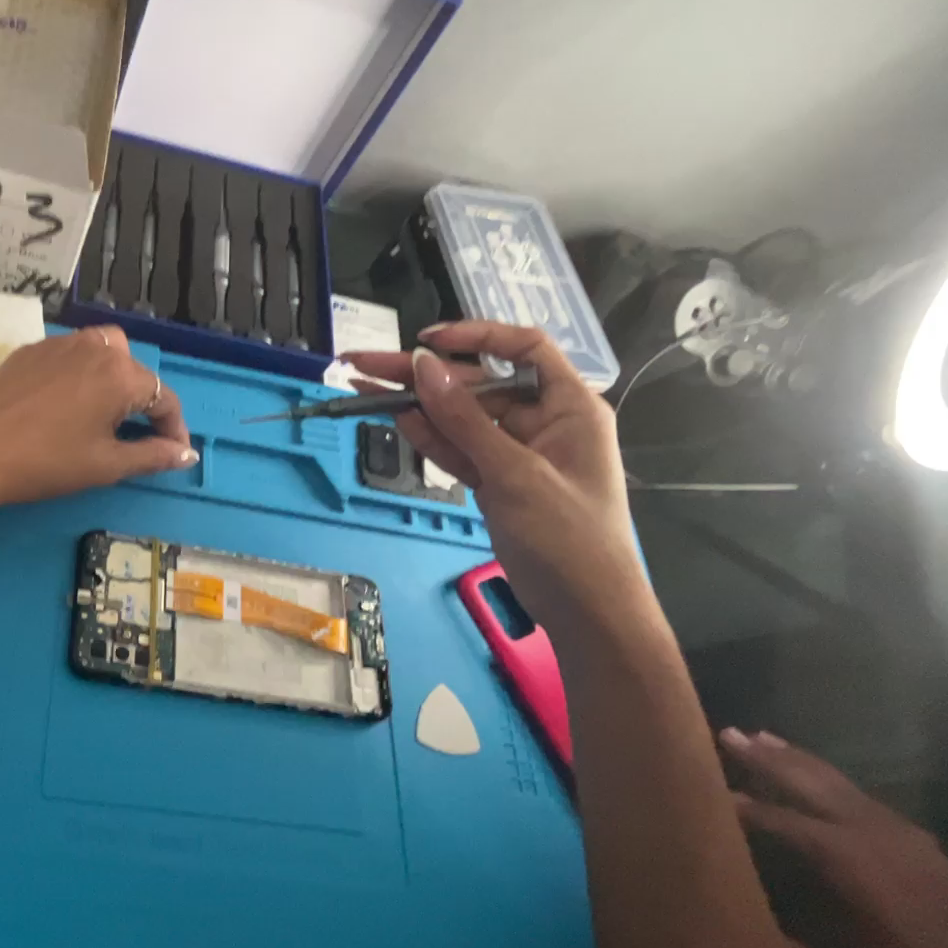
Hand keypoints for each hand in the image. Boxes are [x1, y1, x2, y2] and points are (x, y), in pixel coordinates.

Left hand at [0, 326, 195, 511]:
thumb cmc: (46, 462)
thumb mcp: (106, 465)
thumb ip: (152, 456)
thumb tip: (187, 455)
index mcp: (121, 374)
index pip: (164, 398)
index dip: (174, 430)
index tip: (173, 455)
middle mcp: (96, 348)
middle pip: (135, 370)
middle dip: (143, 401)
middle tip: (134, 436)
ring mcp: (60, 344)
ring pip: (103, 352)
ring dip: (113, 381)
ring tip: (102, 416)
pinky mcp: (30, 350)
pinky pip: (70, 355)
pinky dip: (81, 375)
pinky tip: (65, 405)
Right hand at [347, 321, 651, 635]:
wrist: (586, 611)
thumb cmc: (567, 537)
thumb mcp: (514, 473)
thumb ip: (463, 419)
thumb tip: (422, 365)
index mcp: (568, 406)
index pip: (524, 349)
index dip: (476, 336)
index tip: (426, 340)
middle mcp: (542, 422)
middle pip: (477, 385)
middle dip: (423, 376)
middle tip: (364, 366)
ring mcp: (516, 453)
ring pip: (459, 418)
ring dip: (415, 405)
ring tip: (361, 388)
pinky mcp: (496, 481)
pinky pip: (458, 449)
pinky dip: (429, 437)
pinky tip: (394, 418)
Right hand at [721, 729, 947, 947]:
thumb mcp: (835, 942)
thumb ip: (788, 898)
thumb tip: (735, 860)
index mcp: (860, 864)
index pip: (791, 824)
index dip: (749, 807)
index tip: (709, 790)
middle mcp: (886, 842)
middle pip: (820, 790)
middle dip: (773, 762)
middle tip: (729, 733)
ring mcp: (909, 840)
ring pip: (844, 788)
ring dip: (800, 762)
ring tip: (761, 737)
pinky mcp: (921, 847)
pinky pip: (865, 800)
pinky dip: (831, 781)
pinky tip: (811, 773)